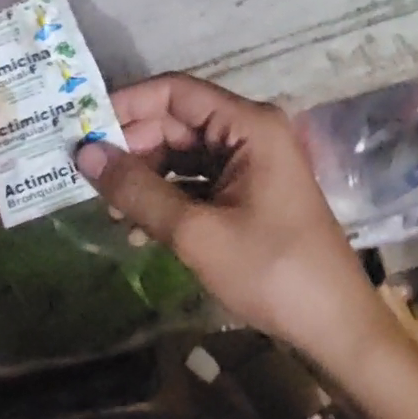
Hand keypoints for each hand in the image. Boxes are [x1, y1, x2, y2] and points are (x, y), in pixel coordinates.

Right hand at [75, 74, 394, 374]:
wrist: (336, 326)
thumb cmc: (272, 271)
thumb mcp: (196, 232)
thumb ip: (138, 190)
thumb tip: (84, 154)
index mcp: (248, 125)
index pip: (175, 92)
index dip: (127, 104)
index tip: (82, 126)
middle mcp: (250, 132)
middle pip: (177, 121)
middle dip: (131, 146)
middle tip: (84, 173)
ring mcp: (251, 163)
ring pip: (182, 153)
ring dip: (144, 176)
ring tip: (105, 206)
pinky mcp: (248, 193)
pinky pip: (196, 180)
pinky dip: (166, 197)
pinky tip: (135, 227)